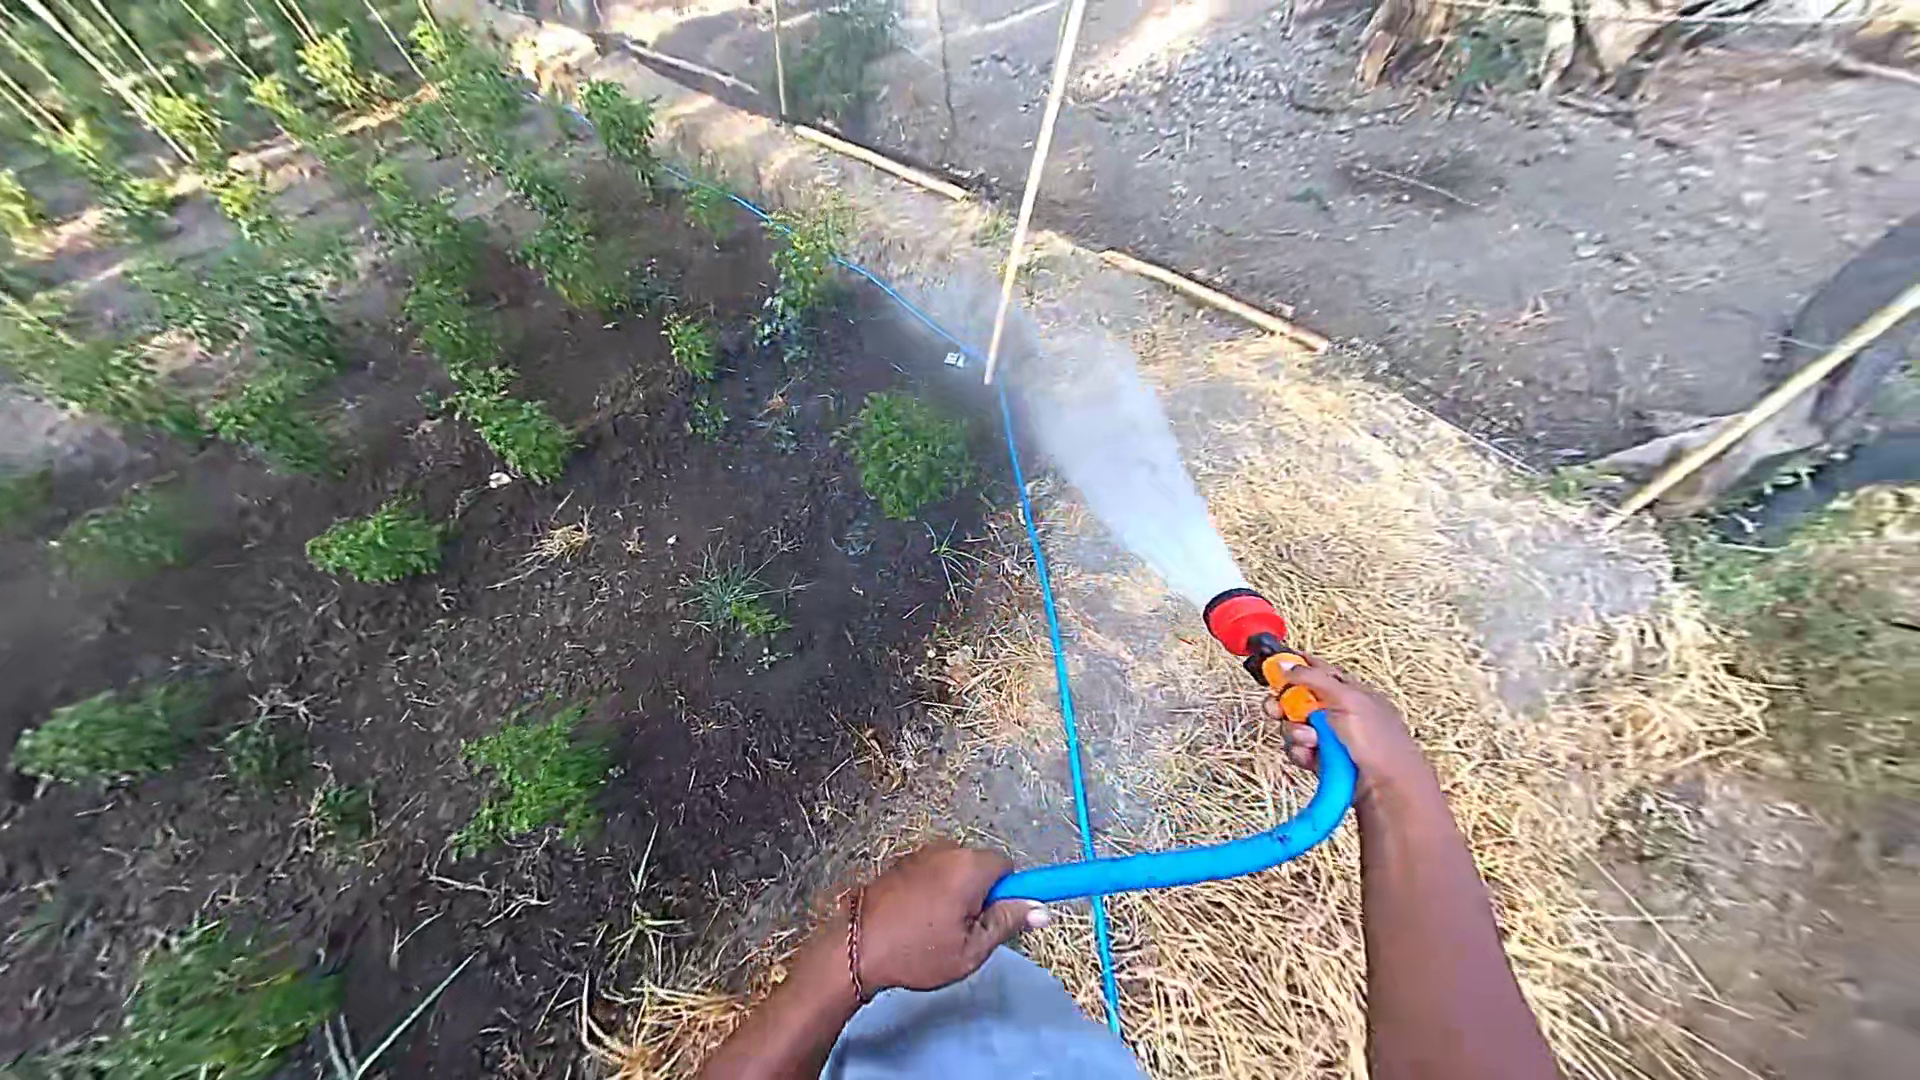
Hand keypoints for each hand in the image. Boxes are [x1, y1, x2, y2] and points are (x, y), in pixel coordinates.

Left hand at [853, 842, 1048, 993]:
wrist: (860, 943)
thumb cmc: (919, 950)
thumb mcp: (971, 948)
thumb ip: (1007, 922)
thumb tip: (1042, 909)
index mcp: (970, 866)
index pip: (1007, 866)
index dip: (1007, 893)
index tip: (996, 918)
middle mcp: (950, 848)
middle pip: (982, 866)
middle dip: (982, 893)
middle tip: (966, 930)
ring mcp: (925, 851)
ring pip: (958, 868)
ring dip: (959, 890)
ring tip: (939, 927)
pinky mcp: (907, 859)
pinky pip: (937, 868)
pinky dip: (937, 887)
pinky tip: (920, 915)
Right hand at [1264, 654, 1433, 804]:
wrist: (1387, 790)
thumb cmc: (1380, 742)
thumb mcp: (1348, 699)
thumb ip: (1312, 678)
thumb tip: (1285, 664)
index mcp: (1348, 691)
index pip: (1316, 669)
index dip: (1294, 665)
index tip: (1274, 665)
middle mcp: (1335, 711)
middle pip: (1294, 698)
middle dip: (1282, 704)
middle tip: (1276, 709)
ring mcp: (1326, 735)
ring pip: (1291, 724)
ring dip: (1295, 732)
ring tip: (1311, 741)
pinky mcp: (1318, 757)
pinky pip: (1294, 748)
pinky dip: (1299, 751)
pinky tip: (1311, 756)